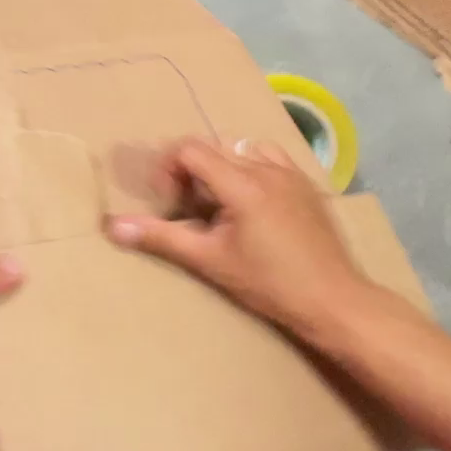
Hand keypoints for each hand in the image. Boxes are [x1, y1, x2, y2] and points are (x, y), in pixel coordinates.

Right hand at [104, 137, 373, 336]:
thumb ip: (160, 237)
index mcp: (242, 183)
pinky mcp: (306, 184)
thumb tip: (113, 226)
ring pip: (239, 148)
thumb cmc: (270, 284)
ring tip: (218, 202)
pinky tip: (249, 200)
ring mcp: (290, 173)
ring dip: (220, 166)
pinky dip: (248, 168)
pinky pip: (267, 157)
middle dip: (191, 170)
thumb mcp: (208, 260)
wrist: (337, 304)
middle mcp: (266, 168)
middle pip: (211, 146)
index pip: (189, 149)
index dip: (168, 169)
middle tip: (189, 206)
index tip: (169, 201)